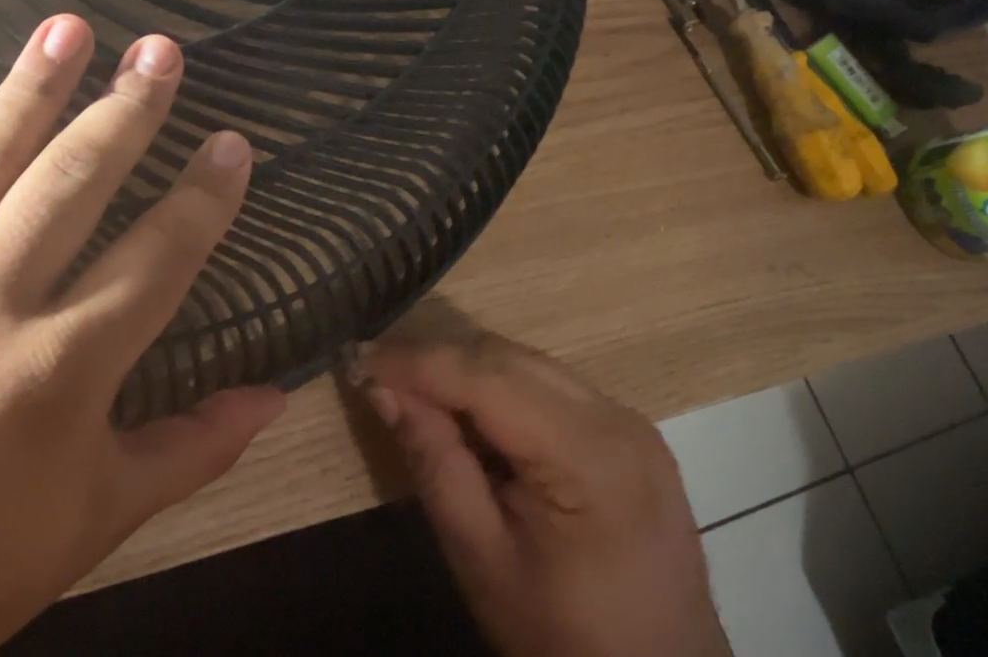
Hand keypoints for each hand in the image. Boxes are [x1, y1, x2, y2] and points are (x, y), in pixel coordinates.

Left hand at [0, 15, 285, 656]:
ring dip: (23, 94)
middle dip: (124, 112)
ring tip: (65, 29)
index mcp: (59, 375)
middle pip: (67, 188)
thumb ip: (192, 449)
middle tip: (159, 50)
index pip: (155, 258)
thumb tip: (278, 396)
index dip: (203, 196)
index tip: (232, 141)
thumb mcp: (98, 519)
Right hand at [361, 334, 727, 656]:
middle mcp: (617, 419)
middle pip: (506, 358)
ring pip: (527, 364)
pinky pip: (551, 387)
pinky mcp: (633, 436)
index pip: (483, 376)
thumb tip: (382, 388)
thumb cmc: (562, 635)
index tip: (353, 360)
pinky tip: (470, 418)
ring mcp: (632, 424)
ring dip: (465, 371)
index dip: (412, 361)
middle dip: (434, 360)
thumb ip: (434, 461)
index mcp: (587, 455)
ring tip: (413, 397)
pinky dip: (500, 389)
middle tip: (375, 379)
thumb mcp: (479, 555)